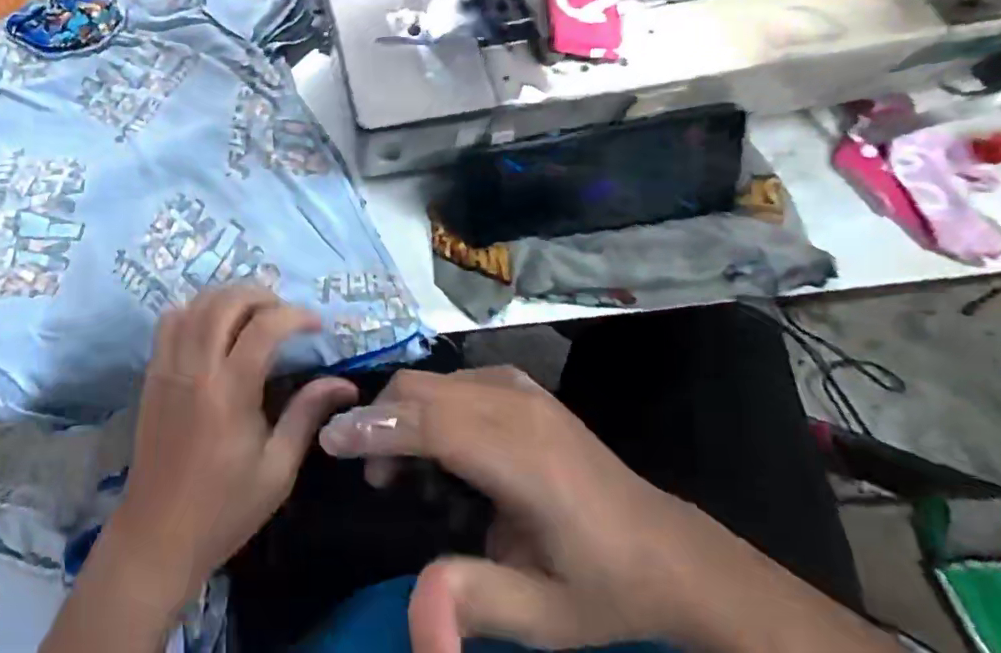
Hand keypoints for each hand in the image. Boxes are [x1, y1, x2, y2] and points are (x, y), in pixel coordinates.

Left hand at [108, 286, 358, 609]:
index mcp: (229, 392)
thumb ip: (307, 415)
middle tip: (284, 313)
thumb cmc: (224, 509)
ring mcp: (167, 368)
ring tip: (253, 313)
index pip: (264, 327)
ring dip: (228, 297)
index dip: (295, 315)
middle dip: (261, 295)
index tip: (316, 325)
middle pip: (225, 302)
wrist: (157, 536)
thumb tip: (345, 384)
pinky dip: (195, 309)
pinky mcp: (152, 375)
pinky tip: (215, 327)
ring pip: (195, 304)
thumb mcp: (277, 469)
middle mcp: (195, 369)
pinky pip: (169, 322)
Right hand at [319, 367, 894, 652]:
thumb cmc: (607, 590)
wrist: (671, 553)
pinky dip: (428, 404)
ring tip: (397, 469)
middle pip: (426, 390)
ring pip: (437, 380)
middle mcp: (521, 410)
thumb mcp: (544, 617)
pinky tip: (434, 445)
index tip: (329, 441)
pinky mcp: (526, 391)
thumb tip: (415, 620)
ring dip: (402, 412)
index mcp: (526, 460)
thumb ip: (474, 604)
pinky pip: (457, 381)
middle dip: (379, 418)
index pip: (434, 424)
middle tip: (364, 472)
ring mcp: (525, 393)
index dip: (377, 428)